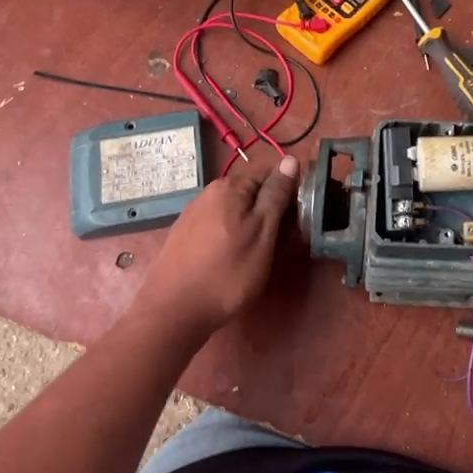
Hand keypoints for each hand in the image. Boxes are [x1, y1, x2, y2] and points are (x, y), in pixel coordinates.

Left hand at [139, 156, 298, 333]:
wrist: (173, 312)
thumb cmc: (227, 273)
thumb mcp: (263, 233)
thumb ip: (276, 195)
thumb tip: (290, 160)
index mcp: (229, 187)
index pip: (269, 170)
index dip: (288, 188)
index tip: (298, 214)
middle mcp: (208, 193)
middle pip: (250, 189)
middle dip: (270, 207)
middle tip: (282, 238)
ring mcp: (193, 214)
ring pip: (234, 208)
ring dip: (251, 222)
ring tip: (260, 250)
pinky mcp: (184, 235)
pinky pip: (217, 223)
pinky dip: (232, 233)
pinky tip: (232, 257)